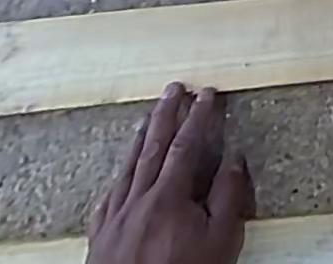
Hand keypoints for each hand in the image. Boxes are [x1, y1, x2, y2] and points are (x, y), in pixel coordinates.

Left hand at [87, 83, 255, 263]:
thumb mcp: (222, 238)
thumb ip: (228, 194)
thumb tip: (233, 158)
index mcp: (167, 199)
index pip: (185, 146)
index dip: (198, 116)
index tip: (208, 93)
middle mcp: (136, 204)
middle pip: (152, 150)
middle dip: (166, 115)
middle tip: (174, 88)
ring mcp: (113, 225)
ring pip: (127, 171)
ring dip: (141, 140)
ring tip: (149, 117)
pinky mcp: (99, 245)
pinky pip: (107, 203)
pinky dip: (117, 180)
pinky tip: (120, 175)